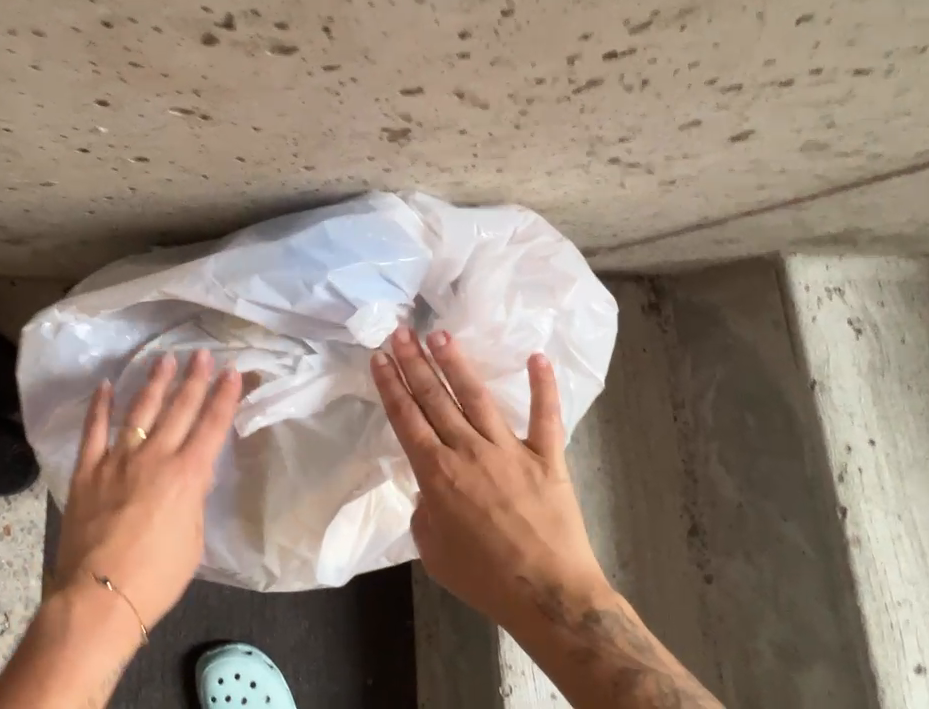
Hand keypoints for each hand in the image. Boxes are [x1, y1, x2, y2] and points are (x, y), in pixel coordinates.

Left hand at [53, 350, 242, 628]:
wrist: (100, 596)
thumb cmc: (157, 577)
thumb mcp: (193, 540)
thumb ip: (194, 500)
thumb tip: (194, 474)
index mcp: (187, 475)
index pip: (212, 426)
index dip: (224, 397)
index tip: (232, 371)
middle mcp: (155, 457)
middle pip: (179, 409)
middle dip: (194, 379)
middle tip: (202, 354)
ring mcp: (117, 460)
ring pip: (140, 410)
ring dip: (154, 382)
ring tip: (164, 360)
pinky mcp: (87, 470)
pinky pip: (94, 429)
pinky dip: (100, 405)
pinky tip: (107, 385)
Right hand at [371, 328, 610, 627]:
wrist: (548, 597)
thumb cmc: (484, 579)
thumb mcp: (432, 549)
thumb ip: (424, 511)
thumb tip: (430, 491)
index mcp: (436, 473)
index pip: (406, 418)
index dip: (391, 385)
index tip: (380, 356)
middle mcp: (468, 451)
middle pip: (434, 398)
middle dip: (415, 362)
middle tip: (402, 331)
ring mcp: (509, 450)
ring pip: (477, 397)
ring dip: (456, 364)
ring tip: (440, 334)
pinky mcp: (547, 458)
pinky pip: (546, 416)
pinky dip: (542, 386)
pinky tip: (536, 357)